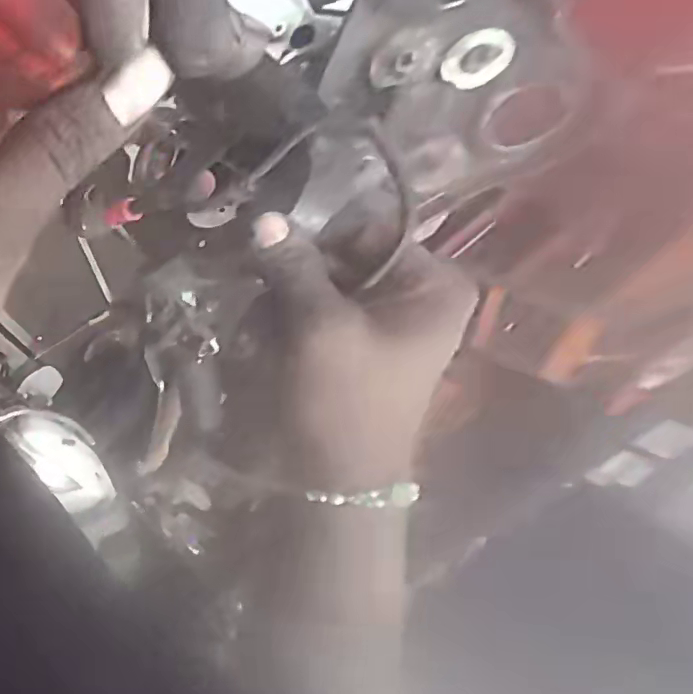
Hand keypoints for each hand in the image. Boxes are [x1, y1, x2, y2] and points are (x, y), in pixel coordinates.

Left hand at [0, 47, 174, 424]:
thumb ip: (57, 150)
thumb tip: (149, 70)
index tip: (133, 26)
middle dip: (82, 16)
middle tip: (152, 50)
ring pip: (12, 44)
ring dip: (77, 54)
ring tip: (140, 72)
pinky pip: (11, 88)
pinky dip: (57, 94)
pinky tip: (103, 102)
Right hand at [249, 213, 477, 490]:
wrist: (336, 475)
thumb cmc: (342, 399)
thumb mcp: (318, 328)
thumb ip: (295, 270)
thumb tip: (265, 218)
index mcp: (433, 284)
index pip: (368, 233)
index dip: (316, 243)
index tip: (271, 262)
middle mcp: (415, 296)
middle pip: (340, 260)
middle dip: (292, 282)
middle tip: (261, 309)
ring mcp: (384, 323)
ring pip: (318, 288)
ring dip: (280, 307)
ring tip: (259, 337)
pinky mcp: (355, 346)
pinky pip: (314, 315)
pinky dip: (285, 326)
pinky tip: (265, 347)